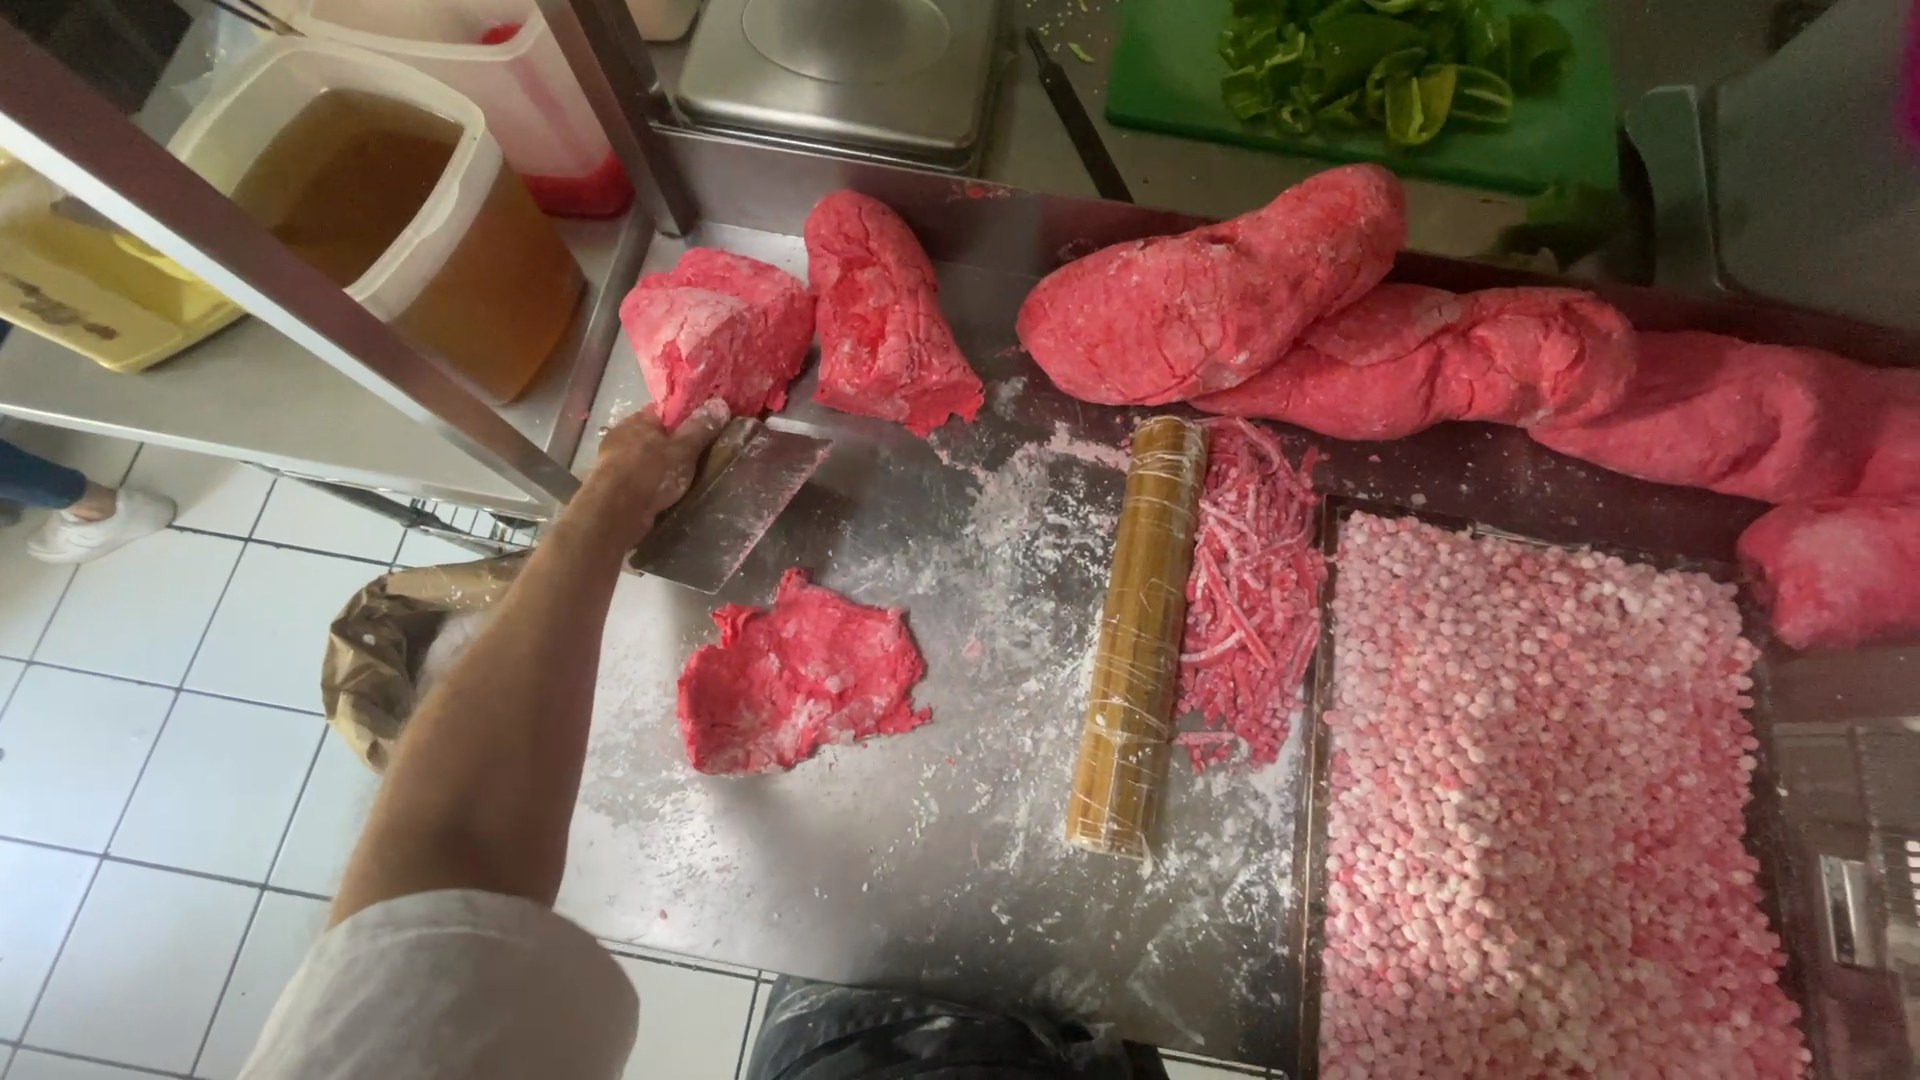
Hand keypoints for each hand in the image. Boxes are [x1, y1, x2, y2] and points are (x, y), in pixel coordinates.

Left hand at [576, 399, 729, 546]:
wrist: (615, 510)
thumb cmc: (650, 472)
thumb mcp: (683, 449)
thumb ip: (701, 428)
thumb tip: (720, 403)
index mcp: (639, 419)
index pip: (666, 409)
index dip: (687, 415)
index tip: (707, 425)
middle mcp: (623, 434)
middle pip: (656, 433)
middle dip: (676, 442)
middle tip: (701, 453)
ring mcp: (616, 460)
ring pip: (648, 456)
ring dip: (663, 463)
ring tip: (687, 475)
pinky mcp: (615, 483)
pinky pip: (641, 475)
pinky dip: (654, 480)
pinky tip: (667, 490)